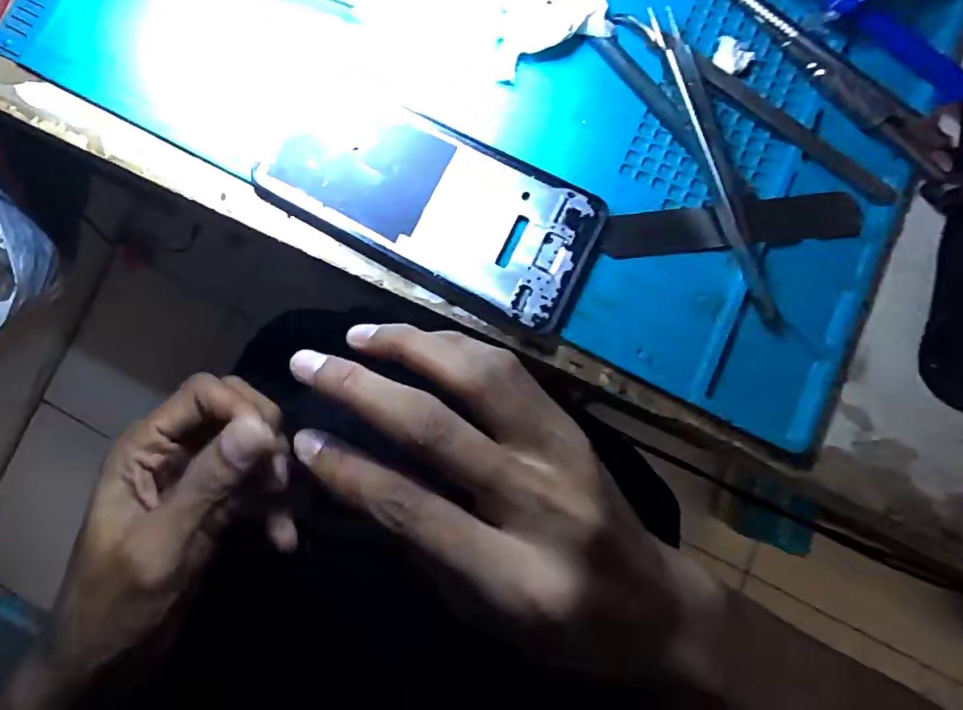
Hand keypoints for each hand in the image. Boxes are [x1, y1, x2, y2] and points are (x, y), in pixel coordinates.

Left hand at [2, 375, 289, 708]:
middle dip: (262, 437)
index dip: (239, 408)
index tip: (270, 446)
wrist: (103, 660)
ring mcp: (192, 479)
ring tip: (285, 516)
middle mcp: (171, 450)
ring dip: (271, 476)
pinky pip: (249, 489)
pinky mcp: (210, 510)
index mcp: (145, 444)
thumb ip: (207, 483)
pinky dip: (270, 507)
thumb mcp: (161, 542)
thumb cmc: (115, 598)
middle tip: (280, 478)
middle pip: (228, 411)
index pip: (200, 393)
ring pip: (245, 449)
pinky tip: (283, 539)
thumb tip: (258, 427)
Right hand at [288, 324, 727, 692]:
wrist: (661, 613)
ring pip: (477, 378)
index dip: (349, 470)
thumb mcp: (481, 611)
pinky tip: (411, 338)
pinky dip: (447, 343)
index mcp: (519, 578)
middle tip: (307, 363)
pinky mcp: (571, 425)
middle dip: (359, 389)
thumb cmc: (555, 626)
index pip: (414, 509)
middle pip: (436, 430)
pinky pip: (503, 367)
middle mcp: (543, 505)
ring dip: (406, 346)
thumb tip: (348, 468)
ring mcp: (564, 455)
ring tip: (355, 335)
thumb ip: (419, 540)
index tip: (301, 438)